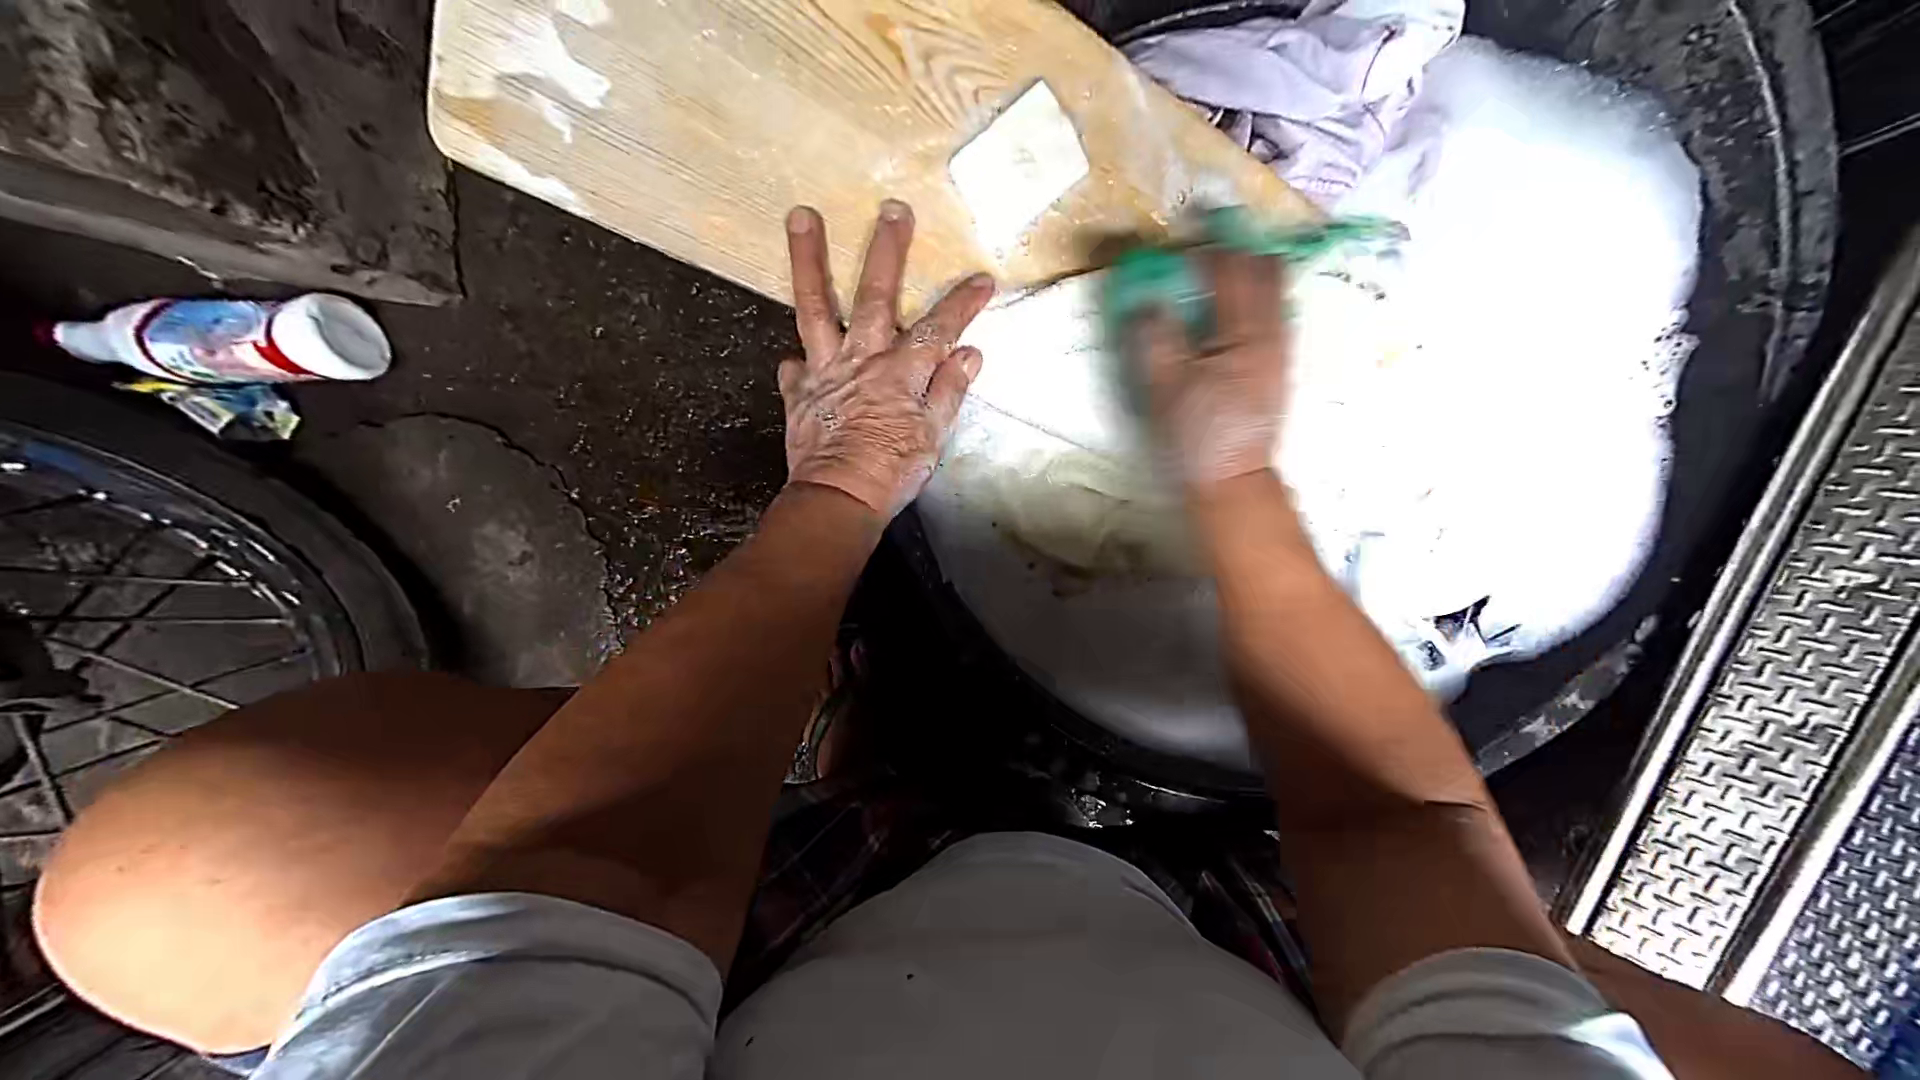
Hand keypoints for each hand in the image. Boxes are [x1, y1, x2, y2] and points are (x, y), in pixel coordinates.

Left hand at [780, 200, 995, 517]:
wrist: (838, 496)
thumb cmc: (892, 470)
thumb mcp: (932, 435)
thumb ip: (949, 390)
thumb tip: (970, 354)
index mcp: (902, 370)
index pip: (939, 327)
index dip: (963, 302)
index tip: (982, 279)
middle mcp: (863, 358)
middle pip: (875, 295)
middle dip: (887, 250)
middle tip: (891, 209)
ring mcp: (826, 371)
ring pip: (816, 306)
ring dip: (809, 260)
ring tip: (800, 216)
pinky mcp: (799, 392)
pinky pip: (793, 367)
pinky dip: (797, 360)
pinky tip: (796, 356)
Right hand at [1134, 249, 1289, 490]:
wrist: (1233, 479)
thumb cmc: (1196, 433)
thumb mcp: (1164, 386)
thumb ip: (1155, 335)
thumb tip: (1147, 295)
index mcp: (1243, 332)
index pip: (1230, 268)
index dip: (1208, 240)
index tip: (1189, 222)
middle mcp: (1272, 331)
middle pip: (1264, 268)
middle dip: (1237, 246)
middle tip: (1206, 241)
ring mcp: (1281, 348)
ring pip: (1275, 289)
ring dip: (1249, 268)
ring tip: (1219, 266)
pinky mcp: (1280, 364)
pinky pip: (1276, 311)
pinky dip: (1256, 294)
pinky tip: (1233, 306)